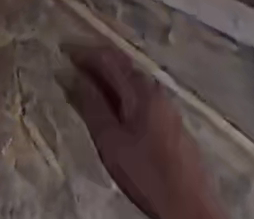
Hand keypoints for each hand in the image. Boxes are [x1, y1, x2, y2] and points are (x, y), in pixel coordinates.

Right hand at [62, 44, 224, 218]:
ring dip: (107, 78)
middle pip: (122, 65)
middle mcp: (155, 90)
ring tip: (86, 86)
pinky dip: (120, 93)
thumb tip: (71, 74)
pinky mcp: (172, 125)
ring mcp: (167, 107)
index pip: (107, 57)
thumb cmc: (146, 174)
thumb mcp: (109, 140)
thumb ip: (90, 104)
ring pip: (131, 81)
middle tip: (71, 64)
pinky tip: (112, 108)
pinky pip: (140, 96)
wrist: (191, 211)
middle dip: (95, 61)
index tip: (61, 51)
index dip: (82, 51)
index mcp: (140, 90)